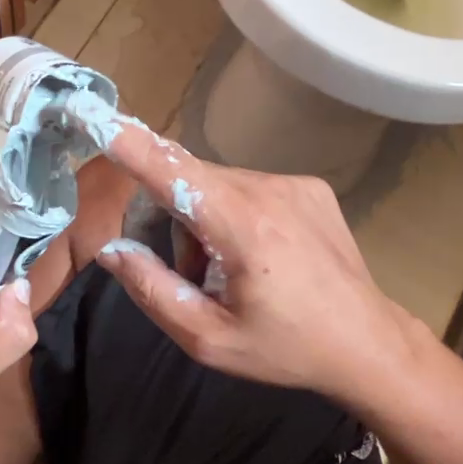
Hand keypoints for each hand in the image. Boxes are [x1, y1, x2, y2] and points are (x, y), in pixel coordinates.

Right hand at [93, 123, 423, 414]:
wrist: (367, 344)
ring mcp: (294, 184)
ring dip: (205, 222)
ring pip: (218, 185)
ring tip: (232, 275)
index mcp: (244, 229)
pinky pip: (249, 188)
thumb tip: (112, 250)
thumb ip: (153, 291)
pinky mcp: (310, 186)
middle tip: (196, 279)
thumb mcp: (208, 338)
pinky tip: (259, 258)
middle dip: (175, 222)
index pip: (173, 174)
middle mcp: (270, 191)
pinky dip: (234, 215)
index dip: (130, 145)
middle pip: (191, 181)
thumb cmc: (284, 350)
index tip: (95, 114)